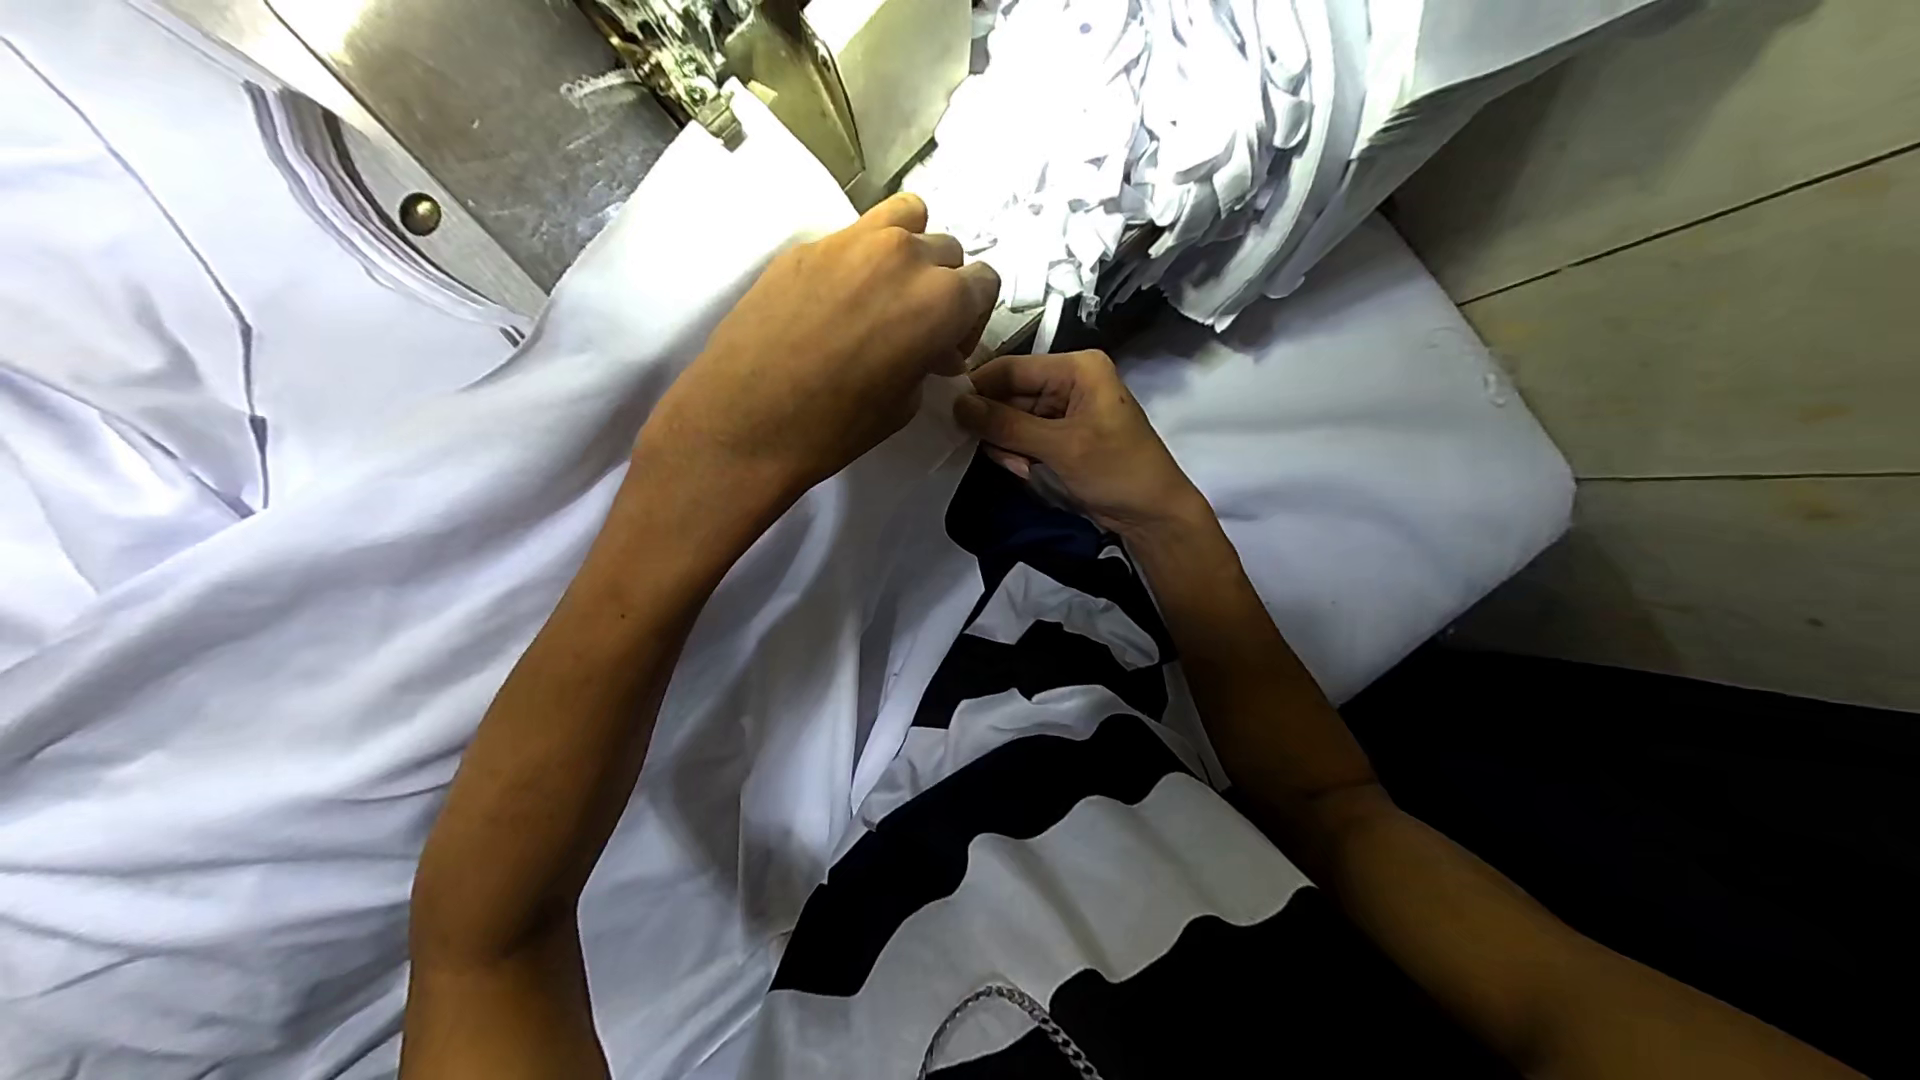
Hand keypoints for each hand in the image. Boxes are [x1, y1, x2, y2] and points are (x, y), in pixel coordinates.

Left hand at [637, 193, 1000, 502]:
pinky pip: (854, 236)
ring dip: (910, 250)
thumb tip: (929, 348)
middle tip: (917, 329)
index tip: (947, 349)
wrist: (745, 421)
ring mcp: (851, 241)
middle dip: (943, 287)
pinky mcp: (807, 245)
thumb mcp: (904, 403)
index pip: (984, 282)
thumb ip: (928, 359)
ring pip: (905, 218)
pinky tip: (837, 300)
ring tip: (887, 294)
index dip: (972, 319)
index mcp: (940, 299)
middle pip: (947, 250)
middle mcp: (903, 255)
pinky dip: (862, 259)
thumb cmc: (834, 427)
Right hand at [953, 350, 1210, 538]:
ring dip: (1008, 447)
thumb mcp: (1060, 446)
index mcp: (1076, 367)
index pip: (1011, 368)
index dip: (978, 389)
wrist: (1150, 516)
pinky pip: (1021, 438)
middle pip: (1008, 395)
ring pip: (1010, 420)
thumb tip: (956, 405)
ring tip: (1024, 469)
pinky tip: (1027, 472)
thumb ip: (1006, 425)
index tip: (948, 413)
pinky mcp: (1058, 436)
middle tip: (1004, 456)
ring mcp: (1062, 410)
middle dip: (998, 428)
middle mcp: (1067, 381)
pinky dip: (1018, 457)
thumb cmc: (1116, 471)